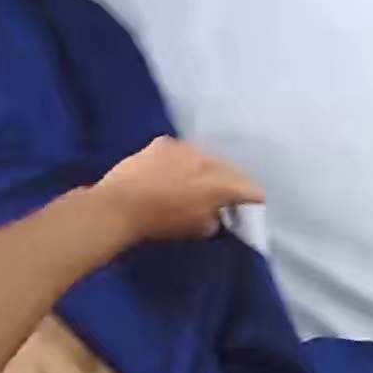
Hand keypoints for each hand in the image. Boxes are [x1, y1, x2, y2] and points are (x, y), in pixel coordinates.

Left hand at [94, 137, 264, 240]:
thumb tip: (218, 213)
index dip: (254, 200)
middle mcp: (209, 161)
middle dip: (232, 182)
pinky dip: (183, 160)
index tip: (252, 206)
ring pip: (207, 157)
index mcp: (222, 184)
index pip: (252, 190)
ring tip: (200, 180)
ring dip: (208, 168)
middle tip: (226, 195)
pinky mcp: (163, 143)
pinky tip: (175, 169)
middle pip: (232, 170)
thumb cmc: (162, 222)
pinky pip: (182, 150)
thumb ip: (216, 218)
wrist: (117, 206)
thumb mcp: (198, 229)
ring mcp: (185, 148)